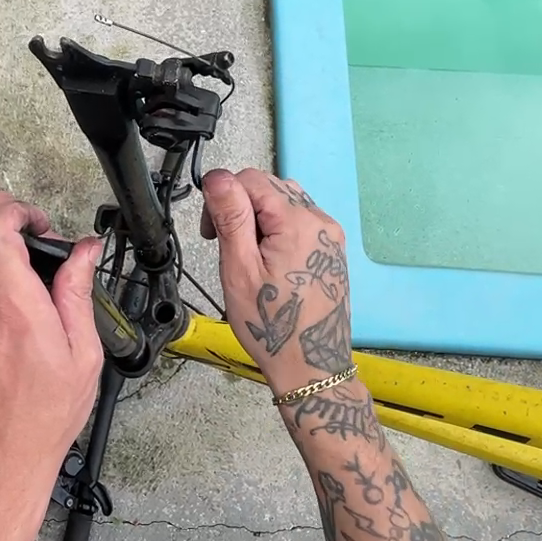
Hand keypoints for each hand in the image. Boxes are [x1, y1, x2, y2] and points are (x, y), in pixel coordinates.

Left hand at [0, 192, 104, 504]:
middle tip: (24, 221)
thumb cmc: (45, 416)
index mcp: (15, 309)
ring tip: (33, 272)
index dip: (15, 210)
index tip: (42, 226)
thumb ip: (78, 293)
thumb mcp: (83, 355)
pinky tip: (22, 307)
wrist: (0, 462)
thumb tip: (84, 251)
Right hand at [200, 169, 352, 393]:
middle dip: (239, 205)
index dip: (222, 198)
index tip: (211, 231)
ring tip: (246, 253)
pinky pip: (297, 218)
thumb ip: (231, 217)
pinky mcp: (330, 247)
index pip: (250, 180)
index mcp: (297, 222)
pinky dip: (275, 227)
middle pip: (268, 186)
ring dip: (257, 215)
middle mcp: (320, 220)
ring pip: (282, 200)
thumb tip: (218, 177)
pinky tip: (267, 257)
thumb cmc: (270, 324)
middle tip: (225, 245)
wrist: (309, 363)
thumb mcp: (240, 269)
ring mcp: (329, 234)